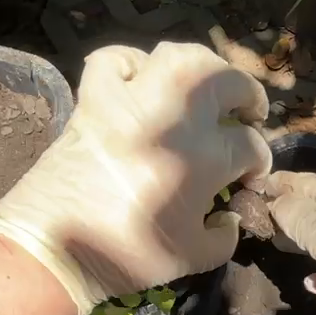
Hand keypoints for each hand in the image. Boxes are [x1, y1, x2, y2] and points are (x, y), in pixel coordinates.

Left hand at [0, 43, 269, 312]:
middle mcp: (173, 119)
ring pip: (178, 56)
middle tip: (249, 113)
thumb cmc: (130, 255)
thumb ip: (225, 236)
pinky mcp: (94, 100)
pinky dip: (133, 64)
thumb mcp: (194, 257)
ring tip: (208, 86)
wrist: (55, 248)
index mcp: (203, 159)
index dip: (260, 161)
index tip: (252, 176)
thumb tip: (230, 216)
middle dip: (247, 93)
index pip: (249, 145)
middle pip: (225, 81)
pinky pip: (115, 61)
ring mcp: (131, 103)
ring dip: (204, 66)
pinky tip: (143, 83)